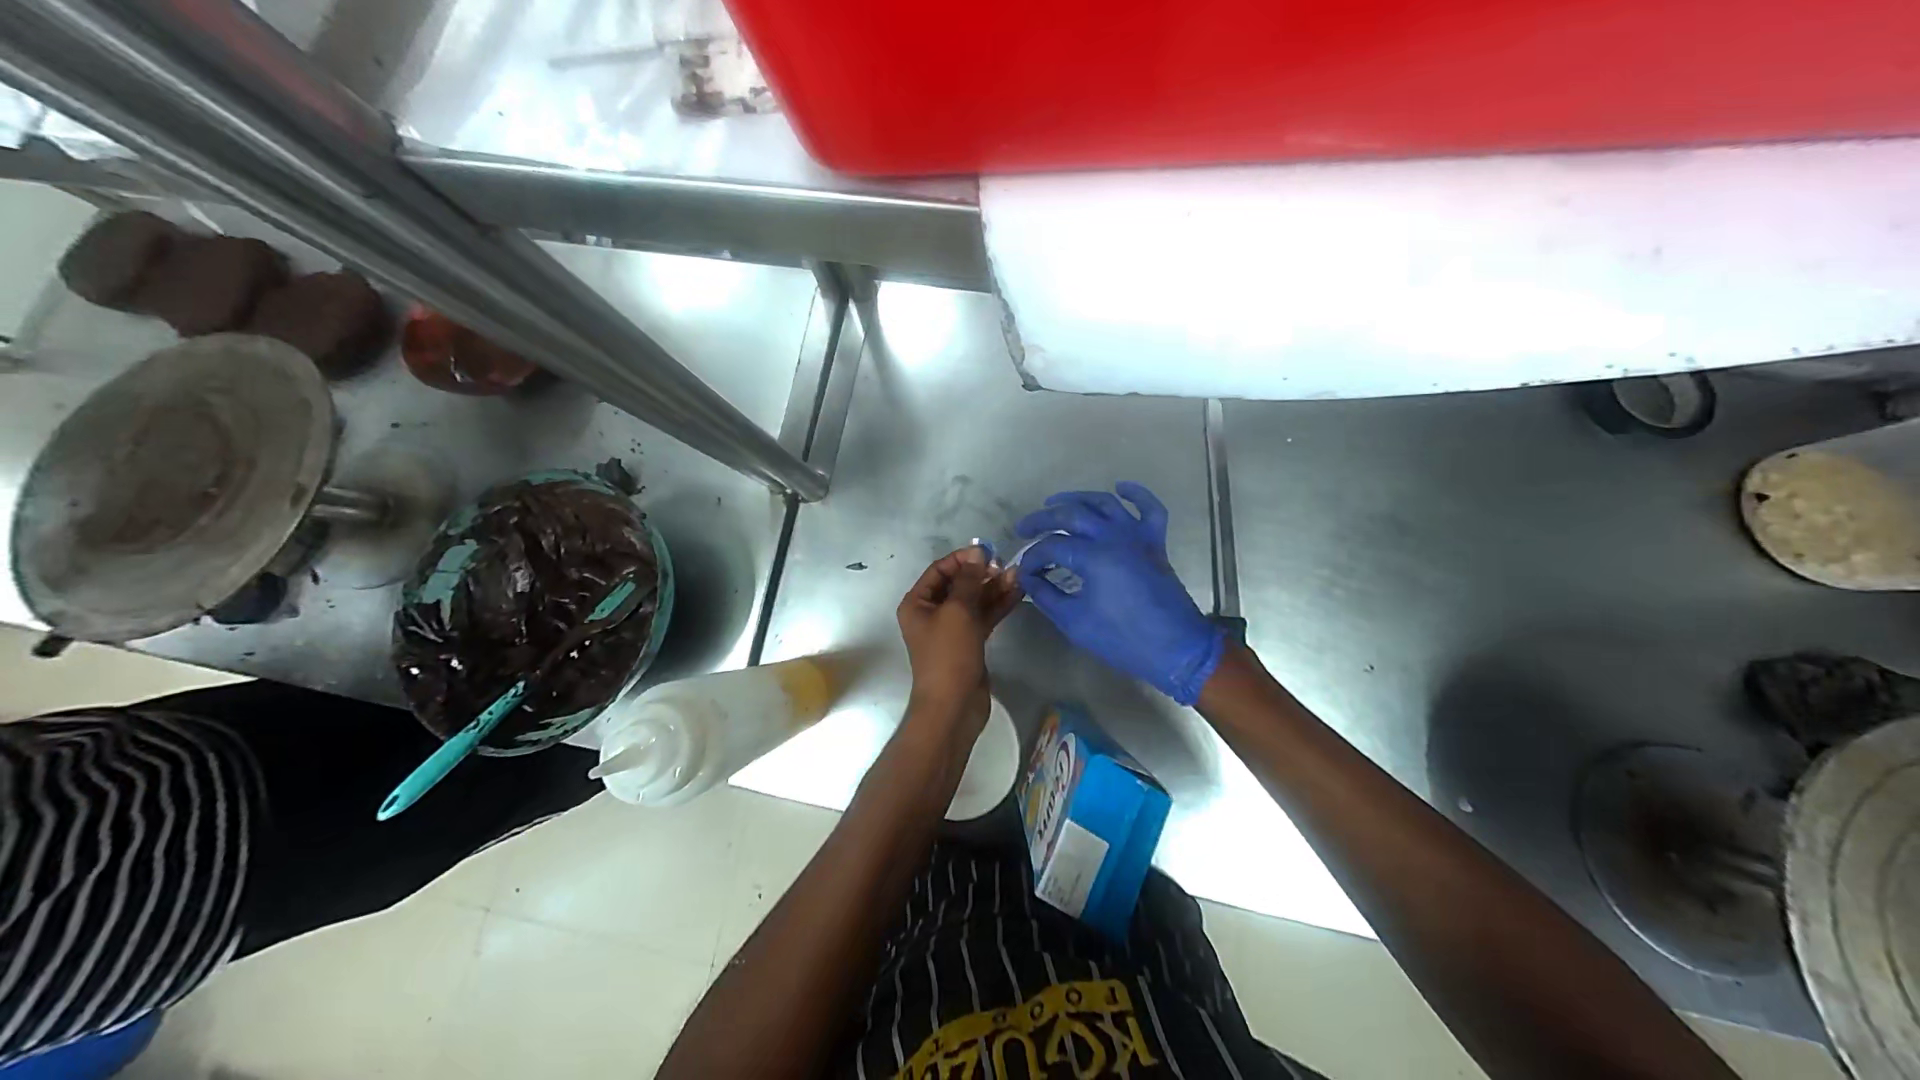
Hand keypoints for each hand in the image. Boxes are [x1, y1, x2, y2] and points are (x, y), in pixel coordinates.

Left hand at [896, 546, 1022, 729]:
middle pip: (958, 584)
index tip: (987, 551)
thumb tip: (977, 551)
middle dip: (981, 574)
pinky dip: (998, 605)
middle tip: (1006, 565)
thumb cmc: (948, 655)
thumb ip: (968, 580)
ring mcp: (951, 629)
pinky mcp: (969, 642)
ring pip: (974, 601)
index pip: (939, 570)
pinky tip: (1018, 592)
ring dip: (994, 588)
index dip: (962, 559)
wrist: (953, 705)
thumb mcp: (957, 611)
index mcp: (917, 603)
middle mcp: (931, 613)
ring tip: (1018, 575)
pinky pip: (983, 616)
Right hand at [1016, 482, 1227, 705]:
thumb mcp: (1075, 622)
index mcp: (1093, 557)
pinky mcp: (1156, 542)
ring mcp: (1138, 536)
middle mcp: (1114, 536)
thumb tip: (1029, 579)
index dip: (1032, 559)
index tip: (1024, 574)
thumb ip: (1047, 596)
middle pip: (1071, 514)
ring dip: (1077, 498)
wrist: (1176, 648)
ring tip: (1054, 502)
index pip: (1051, 547)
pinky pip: (1150, 508)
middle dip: (1042, 520)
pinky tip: (1120, 487)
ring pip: (1104, 503)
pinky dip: (1137, 494)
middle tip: (1023, 529)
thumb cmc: (1123, 639)